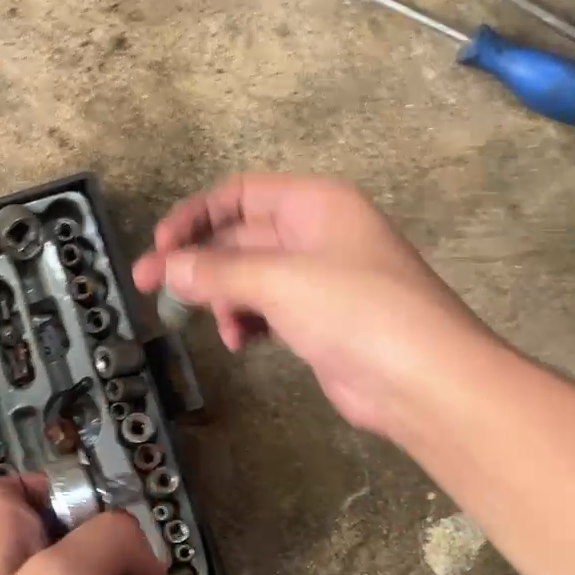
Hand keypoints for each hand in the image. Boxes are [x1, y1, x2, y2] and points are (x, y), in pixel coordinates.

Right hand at [132, 173, 501, 437]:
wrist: (422, 380)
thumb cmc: (357, 312)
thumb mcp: (278, 282)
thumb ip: (215, 273)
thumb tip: (163, 268)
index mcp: (314, 205)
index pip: (239, 194)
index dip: (195, 215)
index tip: (159, 246)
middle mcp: (314, 234)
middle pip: (239, 237)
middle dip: (198, 264)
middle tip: (152, 290)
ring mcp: (316, 279)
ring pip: (247, 277)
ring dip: (221, 298)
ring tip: (215, 325)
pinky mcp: (317, 319)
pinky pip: (264, 309)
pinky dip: (244, 321)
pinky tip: (240, 341)